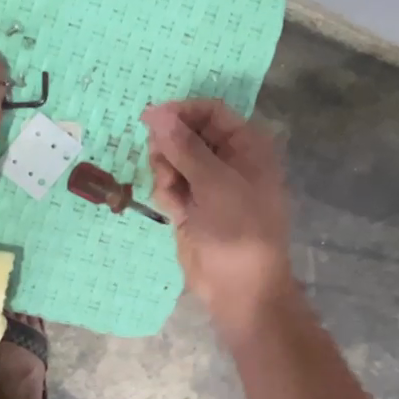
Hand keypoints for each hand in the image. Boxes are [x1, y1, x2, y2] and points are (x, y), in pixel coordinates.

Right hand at [143, 99, 295, 335]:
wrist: (239, 287)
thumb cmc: (238, 229)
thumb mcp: (213, 182)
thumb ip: (183, 145)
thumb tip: (155, 112)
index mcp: (248, 146)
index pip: (210, 112)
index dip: (181, 112)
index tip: (150, 120)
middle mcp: (229, 160)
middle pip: (186, 134)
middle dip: (170, 148)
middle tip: (165, 167)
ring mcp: (209, 184)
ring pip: (173, 160)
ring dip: (166, 173)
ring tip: (173, 195)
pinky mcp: (192, 206)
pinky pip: (171, 185)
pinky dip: (168, 195)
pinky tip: (175, 213)